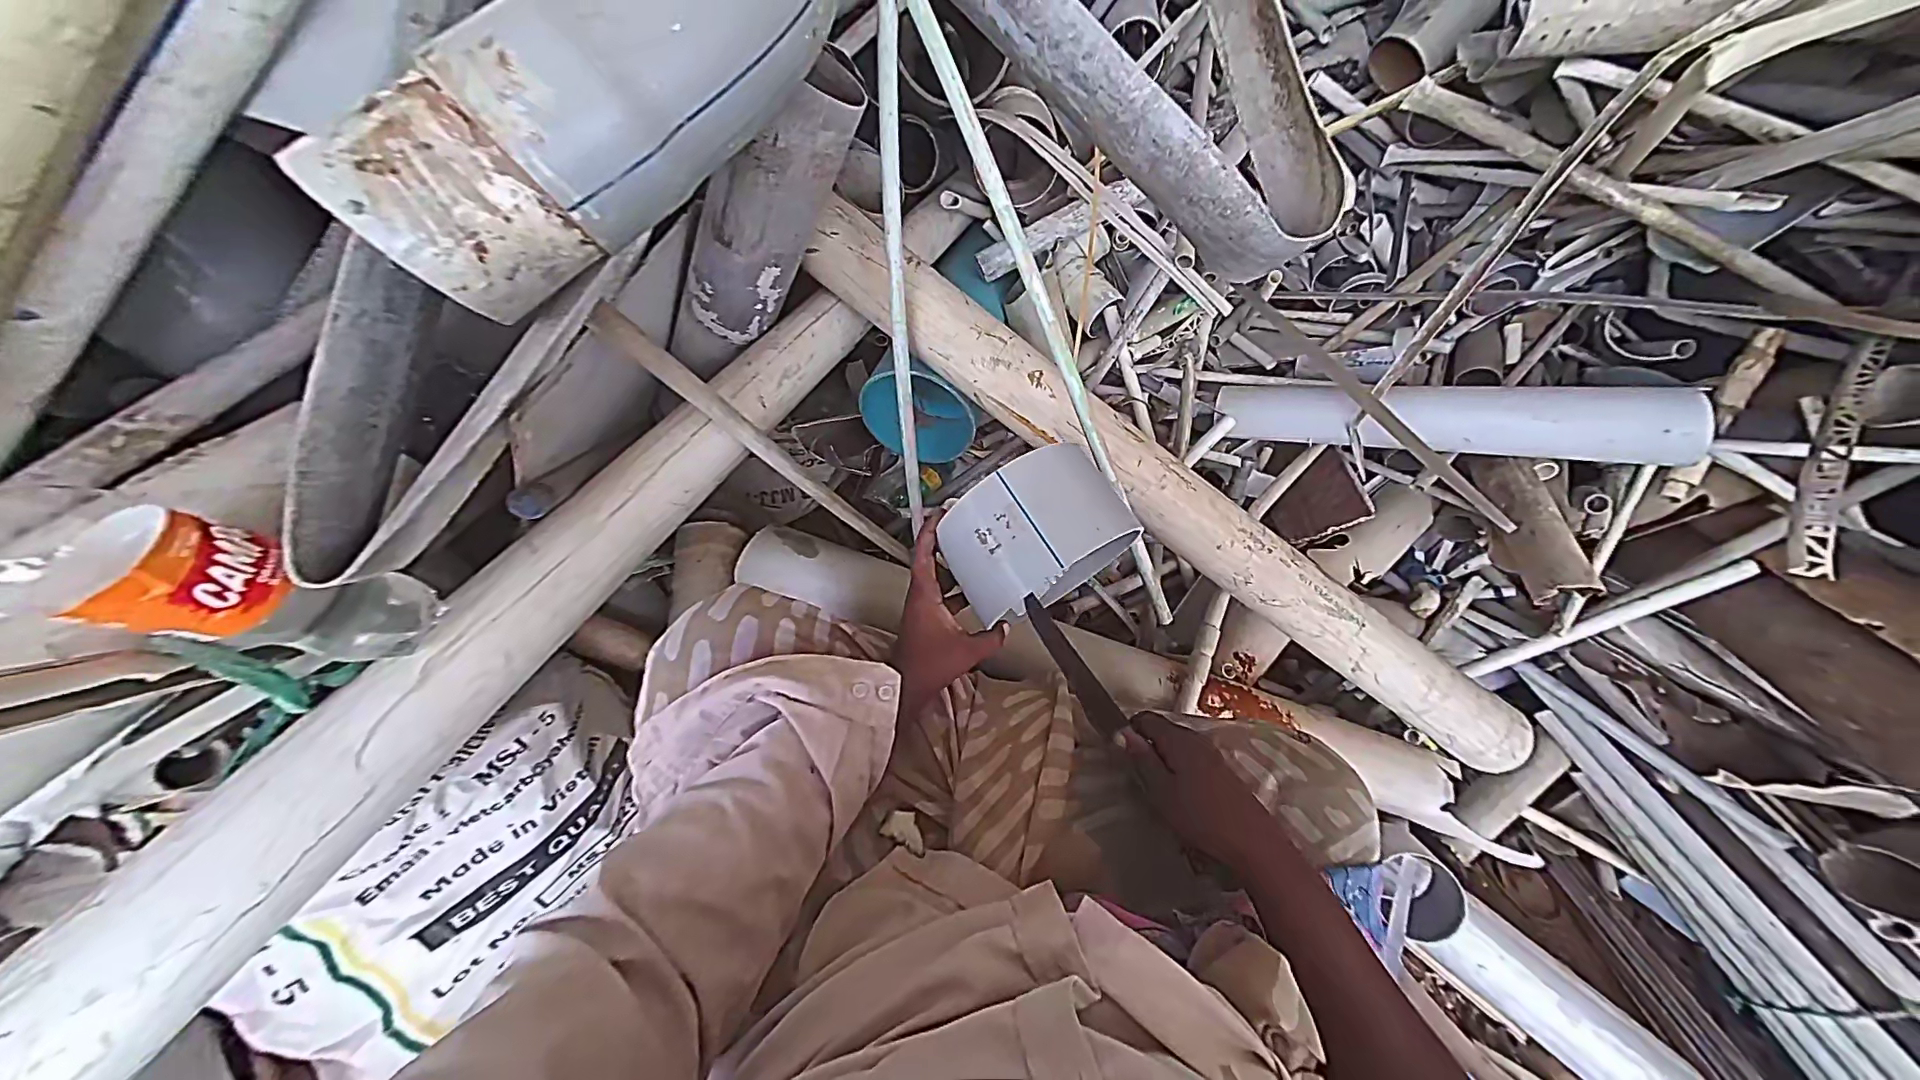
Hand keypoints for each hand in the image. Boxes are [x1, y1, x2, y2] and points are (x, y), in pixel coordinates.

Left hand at [890, 512, 1005, 715]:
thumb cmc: (928, 665)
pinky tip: (970, 594)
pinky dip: (952, 589)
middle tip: (958, 528)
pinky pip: (939, 594)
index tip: (939, 514)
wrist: (907, 684)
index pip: (923, 553)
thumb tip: (1005, 627)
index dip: (930, 531)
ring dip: (948, 566)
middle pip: (928, 560)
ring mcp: (920, 607)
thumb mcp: (968, 650)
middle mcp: (919, 597)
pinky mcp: (924, 618)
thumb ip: (991, 637)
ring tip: (969, 556)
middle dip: (942, 542)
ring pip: (934, 577)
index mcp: (924, 594)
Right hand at [1118, 710, 1292, 872]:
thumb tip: (1124, 733)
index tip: (1122, 753)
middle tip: (1139, 776)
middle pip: (1163, 730)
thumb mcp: (1160, 790)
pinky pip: (1192, 760)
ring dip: (1164, 761)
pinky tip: (1182, 796)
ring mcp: (1213, 755)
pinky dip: (1180, 771)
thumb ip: (1142, 759)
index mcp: (1179, 739)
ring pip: (1178, 747)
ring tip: (1159, 789)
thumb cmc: (1201, 817)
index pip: (1146, 718)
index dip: (1129, 731)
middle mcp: (1197, 740)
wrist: (1253, 844)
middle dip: (1147, 747)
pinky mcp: (1223, 772)